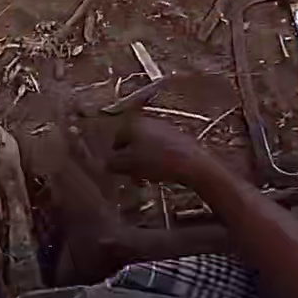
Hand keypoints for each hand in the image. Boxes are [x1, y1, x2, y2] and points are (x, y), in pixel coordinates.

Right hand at [57, 94, 220, 186]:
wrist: (193, 164)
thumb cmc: (156, 161)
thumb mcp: (129, 165)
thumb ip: (113, 163)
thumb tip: (105, 163)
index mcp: (133, 124)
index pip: (117, 138)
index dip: (116, 156)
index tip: (120, 171)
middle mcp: (148, 121)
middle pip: (133, 141)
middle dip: (131, 158)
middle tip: (133, 175)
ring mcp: (165, 128)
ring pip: (148, 144)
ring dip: (145, 160)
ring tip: (148, 176)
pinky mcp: (180, 137)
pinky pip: (163, 147)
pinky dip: (159, 158)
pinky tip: (164, 171)